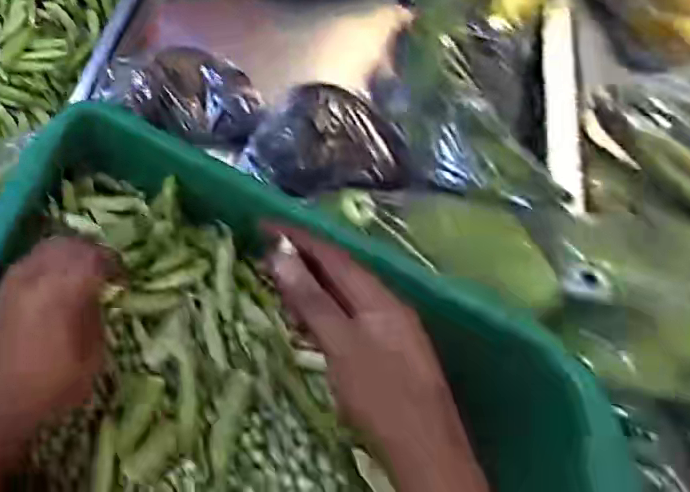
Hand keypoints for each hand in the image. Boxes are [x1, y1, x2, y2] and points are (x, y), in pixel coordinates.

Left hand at [0, 235, 119, 446]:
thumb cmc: (51, 384)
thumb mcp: (90, 358)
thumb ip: (95, 316)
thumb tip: (97, 294)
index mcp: (63, 289)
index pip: (93, 257)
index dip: (113, 263)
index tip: (123, 278)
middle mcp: (39, 271)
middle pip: (72, 244)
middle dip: (93, 252)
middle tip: (106, 270)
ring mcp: (19, 271)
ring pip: (51, 243)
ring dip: (71, 250)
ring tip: (83, 269)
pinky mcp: (6, 277)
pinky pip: (35, 254)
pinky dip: (52, 256)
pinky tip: (59, 275)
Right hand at [264, 226, 488, 491]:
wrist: (430, 465)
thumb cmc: (383, 399)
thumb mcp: (340, 344)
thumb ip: (309, 297)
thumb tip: (277, 251)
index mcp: (381, 300)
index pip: (332, 254)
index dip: (295, 236)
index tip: (259, 224)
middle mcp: (388, 309)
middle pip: (337, 271)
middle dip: (298, 258)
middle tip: (259, 253)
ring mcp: (389, 333)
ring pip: (340, 294)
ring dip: (306, 284)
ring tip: (272, 282)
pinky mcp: (383, 356)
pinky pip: (344, 316)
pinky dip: (317, 309)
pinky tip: (300, 319)